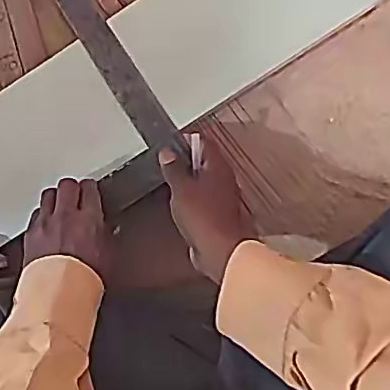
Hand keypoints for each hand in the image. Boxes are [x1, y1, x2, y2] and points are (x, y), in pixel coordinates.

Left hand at [23, 178, 113, 280]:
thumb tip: (107, 229)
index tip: (90, 190)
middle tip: (74, 194)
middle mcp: (66, 216)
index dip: (90, 187)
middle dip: (71, 188)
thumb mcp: (108, 258)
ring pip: (48, 195)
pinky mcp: (30, 233)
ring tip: (58, 206)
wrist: (57, 298)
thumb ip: (107, 237)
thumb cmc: (83, 283)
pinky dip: (41, 215)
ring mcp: (45, 223)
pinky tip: (45, 223)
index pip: (89, 188)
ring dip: (55, 198)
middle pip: (66, 185)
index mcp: (89, 219)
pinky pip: (35, 214)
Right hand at [159, 133, 253, 279]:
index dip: (186, 138)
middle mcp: (223, 178)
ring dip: (187, 177)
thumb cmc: (203, 217)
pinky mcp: (217, 213)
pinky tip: (178, 199)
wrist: (220, 250)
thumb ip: (173, 168)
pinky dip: (190, 194)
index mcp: (217, 166)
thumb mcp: (180, 188)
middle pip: (204, 160)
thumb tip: (167, 153)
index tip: (170, 141)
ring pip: (203, 178)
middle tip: (166, 158)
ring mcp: (222, 196)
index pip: (203, 141)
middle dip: (185, 158)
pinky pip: (202, 196)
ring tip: (169, 178)